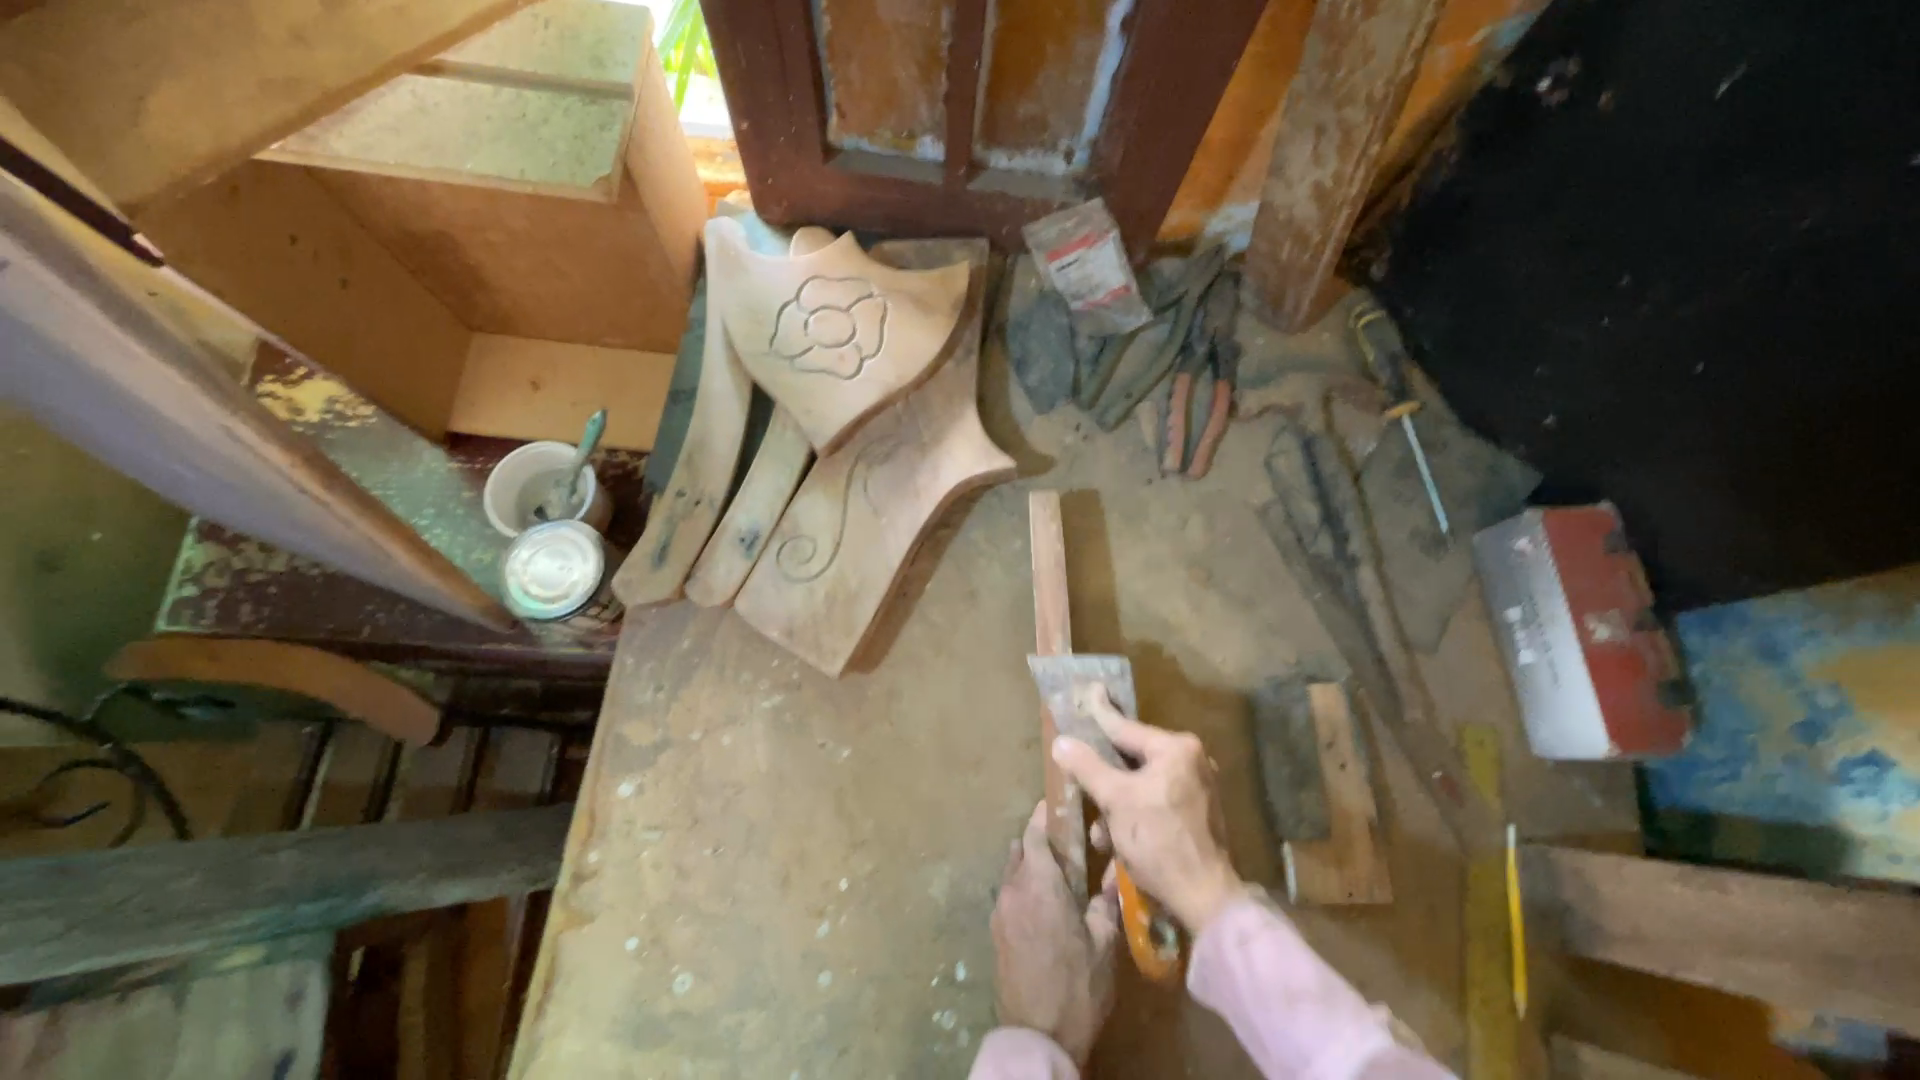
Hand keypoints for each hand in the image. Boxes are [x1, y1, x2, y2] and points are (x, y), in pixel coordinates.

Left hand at [991, 801, 1118, 1065]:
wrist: (1038, 1034)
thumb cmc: (1078, 985)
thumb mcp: (1104, 942)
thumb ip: (1106, 900)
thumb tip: (1115, 871)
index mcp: (1039, 883)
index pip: (1033, 832)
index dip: (1044, 815)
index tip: (1058, 803)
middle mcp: (1012, 889)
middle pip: (1020, 850)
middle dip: (1040, 840)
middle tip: (1068, 840)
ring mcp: (1000, 912)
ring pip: (1013, 873)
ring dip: (1031, 866)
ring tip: (1059, 872)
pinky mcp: (996, 933)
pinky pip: (1009, 896)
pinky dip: (1024, 889)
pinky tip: (1046, 904)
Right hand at [1052, 687, 1243, 934]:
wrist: (1204, 897)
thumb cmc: (1158, 840)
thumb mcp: (1116, 800)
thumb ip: (1088, 767)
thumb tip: (1061, 742)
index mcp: (1177, 748)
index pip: (1125, 728)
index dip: (1099, 715)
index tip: (1088, 692)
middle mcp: (1192, 760)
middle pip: (1132, 758)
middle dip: (1104, 780)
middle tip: (1081, 783)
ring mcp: (1198, 787)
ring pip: (1141, 784)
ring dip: (1116, 806)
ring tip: (1102, 835)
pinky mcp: (1198, 813)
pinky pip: (1156, 801)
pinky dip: (1135, 816)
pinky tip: (1120, 842)